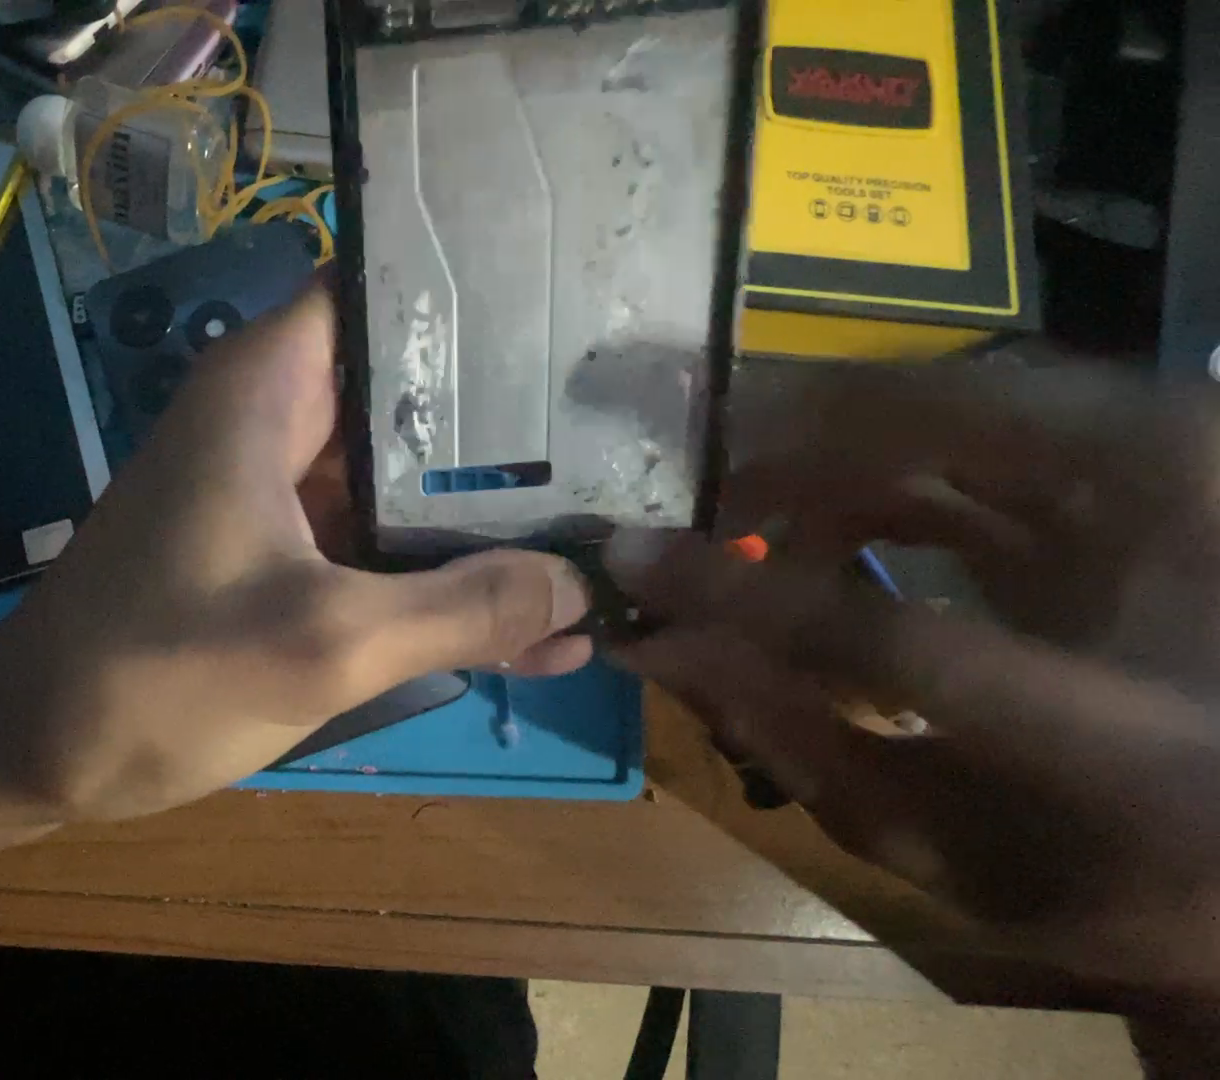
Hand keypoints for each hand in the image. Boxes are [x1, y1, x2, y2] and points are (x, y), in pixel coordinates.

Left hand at [0, 288, 593, 822]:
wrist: (31, 751)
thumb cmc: (151, 679)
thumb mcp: (321, 643)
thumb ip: (460, 608)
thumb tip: (580, 585)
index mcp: (264, 391)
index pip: (379, 292)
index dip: (474, 294)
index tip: (575, 317)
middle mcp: (270, 422)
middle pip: (407, 392)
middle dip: (507, 419)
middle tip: (625, 435)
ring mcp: (271, 493)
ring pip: (397, 480)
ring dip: (483, 518)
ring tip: (608, 529)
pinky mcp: (272, 557)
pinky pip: (371, 548)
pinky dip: (435, 579)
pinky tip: (531, 624)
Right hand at [602, 366, 1219, 1052]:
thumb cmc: (1096, 859)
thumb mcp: (926, 838)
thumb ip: (779, 736)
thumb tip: (644, 642)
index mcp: (1121, 740)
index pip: (881, 635)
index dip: (734, 588)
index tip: (624, 554)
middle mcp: (1191, 572)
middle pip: (942, 445)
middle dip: (784, 451)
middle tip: (689, 492)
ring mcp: (1197, 486)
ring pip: (958, 399)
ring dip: (825, 446)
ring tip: (749, 507)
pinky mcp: (1172, 450)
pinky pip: (988, 409)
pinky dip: (882, 449)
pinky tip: (830, 508)